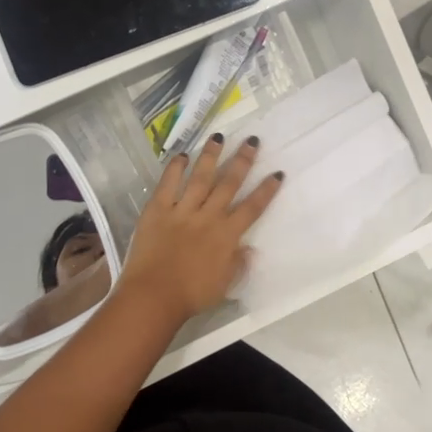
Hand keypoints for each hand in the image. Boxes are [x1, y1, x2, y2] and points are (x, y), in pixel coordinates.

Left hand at [119, 135, 281, 321]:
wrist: (154, 295)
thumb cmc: (191, 295)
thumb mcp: (224, 285)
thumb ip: (238, 264)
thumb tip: (249, 248)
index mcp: (226, 236)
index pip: (252, 208)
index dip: (266, 190)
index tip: (277, 173)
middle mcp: (208, 217)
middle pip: (228, 184)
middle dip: (242, 161)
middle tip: (251, 140)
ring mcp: (182, 211)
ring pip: (200, 177)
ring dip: (211, 156)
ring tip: (218, 136)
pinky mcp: (157, 210)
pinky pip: (168, 184)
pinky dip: (175, 168)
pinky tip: (181, 155)